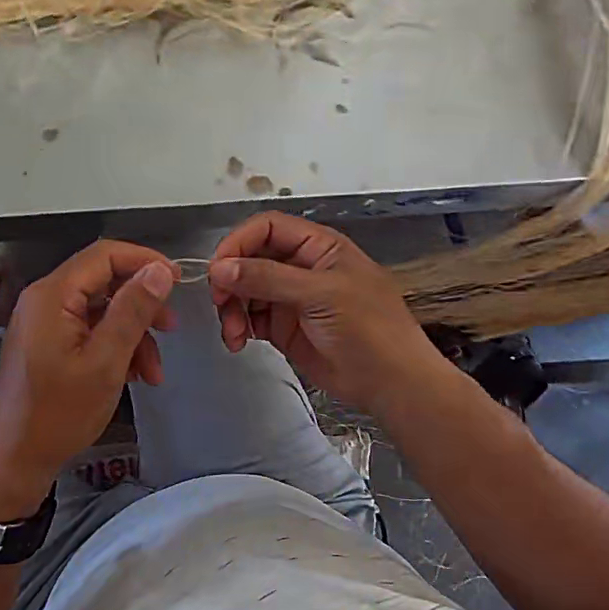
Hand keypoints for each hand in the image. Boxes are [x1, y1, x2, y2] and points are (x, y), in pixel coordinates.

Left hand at [0, 241, 174, 520]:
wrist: (20, 456)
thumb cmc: (60, 412)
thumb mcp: (106, 361)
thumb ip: (133, 311)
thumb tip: (159, 271)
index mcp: (52, 297)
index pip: (104, 255)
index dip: (144, 261)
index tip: (178, 280)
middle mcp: (45, 301)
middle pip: (105, 282)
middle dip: (142, 306)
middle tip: (171, 328)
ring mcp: (46, 323)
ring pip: (103, 311)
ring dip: (134, 335)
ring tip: (153, 371)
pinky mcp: (50, 344)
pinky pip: (91, 331)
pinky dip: (117, 348)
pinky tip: (134, 375)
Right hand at [208, 212, 447, 410]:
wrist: (389, 380)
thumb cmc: (368, 328)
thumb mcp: (321, 294)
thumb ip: (269, 278)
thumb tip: (221, 268)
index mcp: (318, 247)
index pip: (268, 229)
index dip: (239, 243)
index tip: (218, 268)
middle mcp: (302, 268)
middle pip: (251, 260)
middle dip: (231, 280)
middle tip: (220, 304)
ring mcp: (292, 299)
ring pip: (247, 292)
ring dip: (232, 309)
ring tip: (233, 334)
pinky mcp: (285, 329)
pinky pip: (252, 319)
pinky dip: (239, 328)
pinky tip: (239, 342)